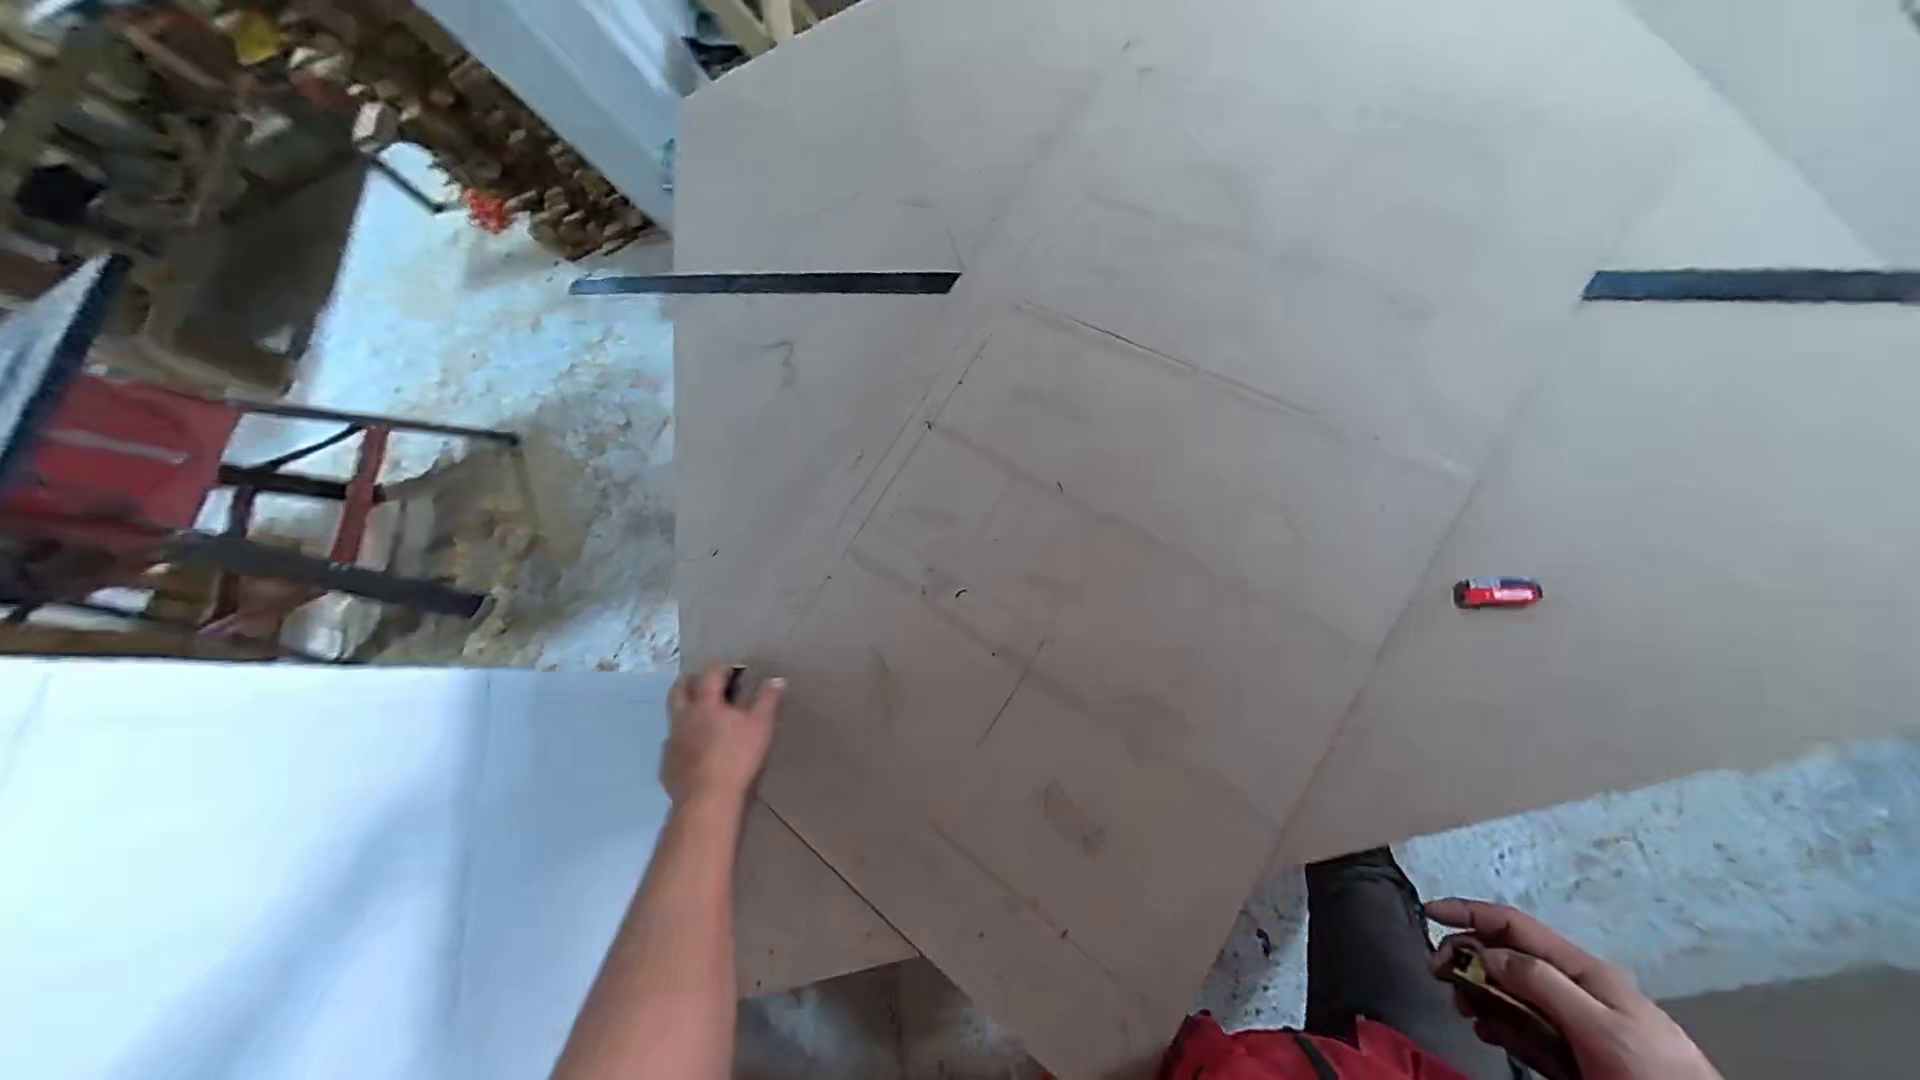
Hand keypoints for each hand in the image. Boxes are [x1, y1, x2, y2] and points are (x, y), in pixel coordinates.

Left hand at [663, 664, 785, 807]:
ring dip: (683, 708)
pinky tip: (692, 747)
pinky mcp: (667, 764)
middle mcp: (684, 717)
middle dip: (689, 680)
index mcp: (706, 704)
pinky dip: (682, 737)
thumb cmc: (737, 757)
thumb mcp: (761, 725)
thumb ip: (768, 700)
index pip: (710, 676)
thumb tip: (777, 679)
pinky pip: (673, 743)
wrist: (706, 799)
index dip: (721, 668)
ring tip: (695, 711)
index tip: (731, 668)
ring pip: (673, 716)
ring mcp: (672, 741)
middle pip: (680, 690)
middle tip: (700, 679)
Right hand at [1427, 899, 1721, 1079]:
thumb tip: (1486, 953)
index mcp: (1584, 971)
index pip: (1513, 924)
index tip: (1427, 913)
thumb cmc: (1655, 1078)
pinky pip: (1522, 1026)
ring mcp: (1574, 1021)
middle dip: (1467, 959)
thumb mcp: (1601, 1028)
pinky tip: (1490, 1034)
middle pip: (1505, 956)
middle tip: (1440, 977)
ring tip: (1468, 1014)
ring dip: (1479, 995)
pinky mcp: (1572, 1052)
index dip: (1468, 911)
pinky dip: (1498, 1024)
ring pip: (1508, 992)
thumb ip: (1542, 982)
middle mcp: (1574, 988)